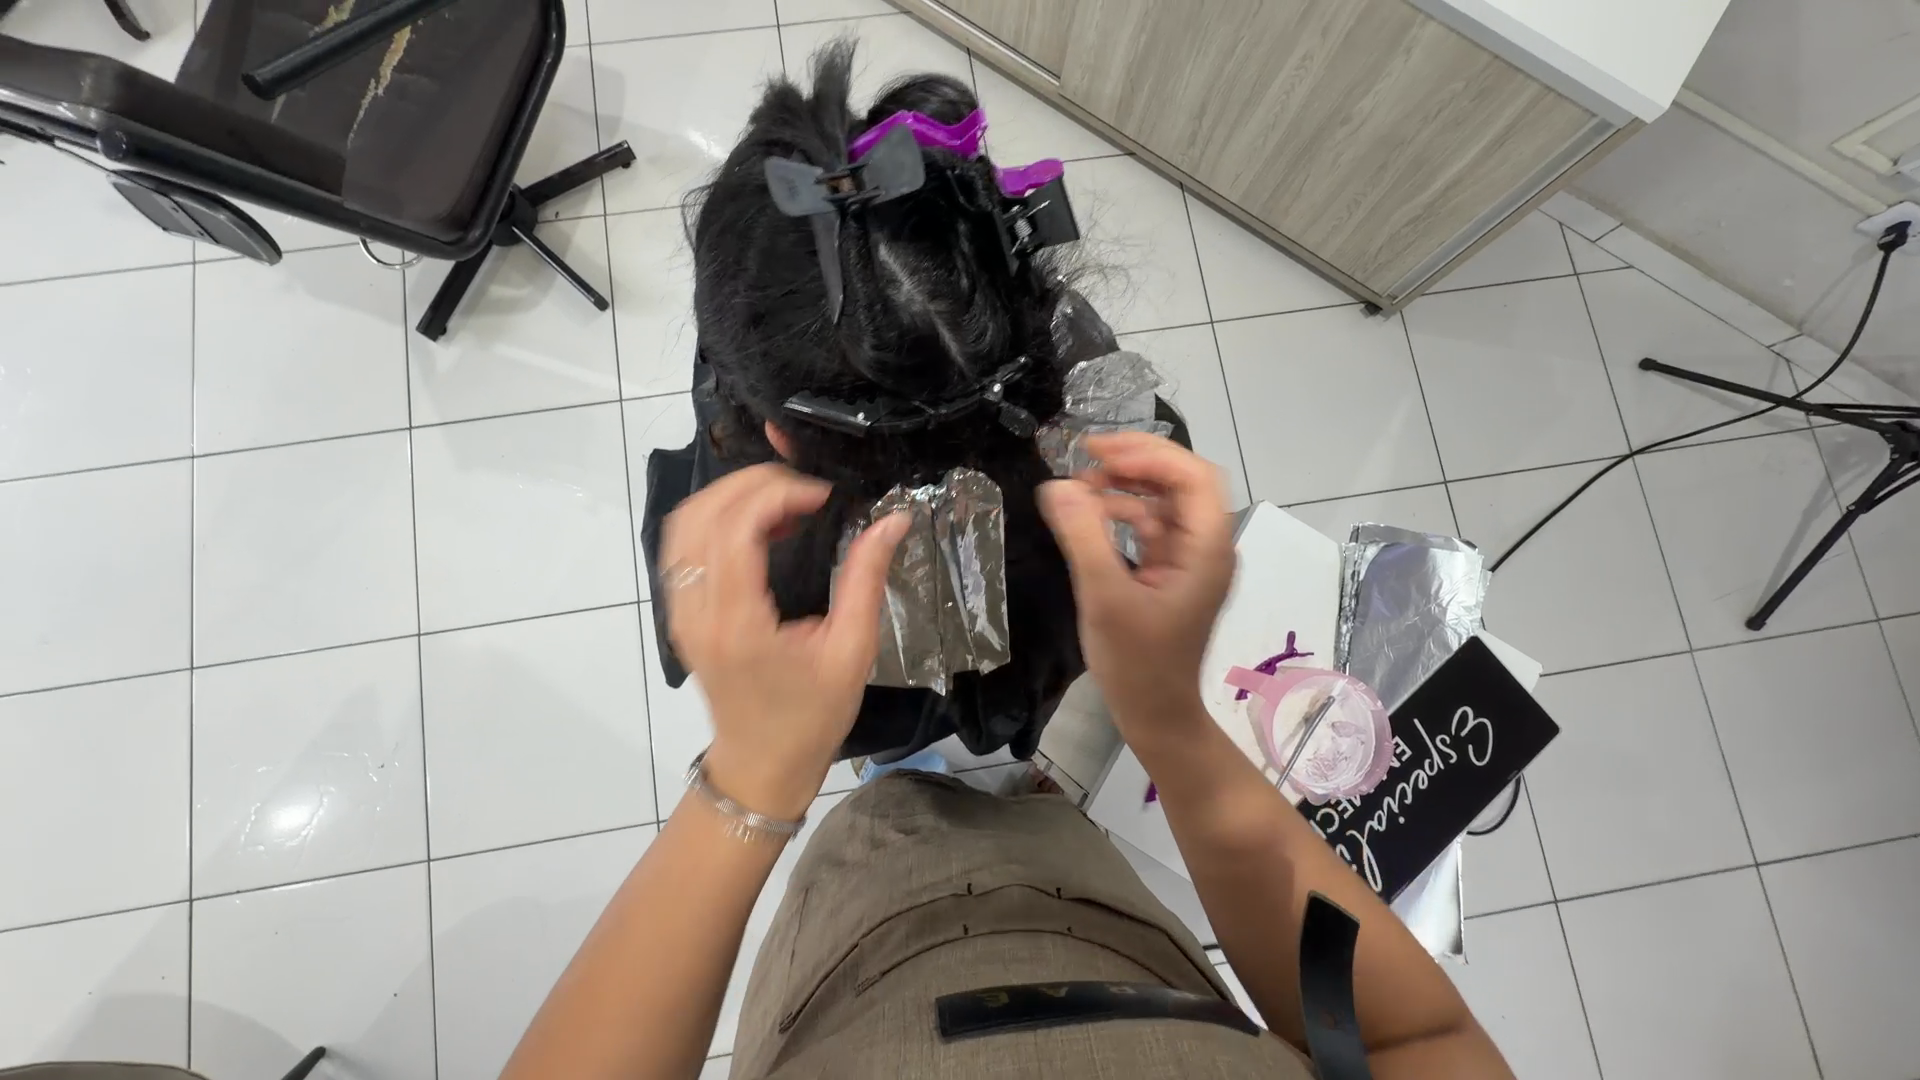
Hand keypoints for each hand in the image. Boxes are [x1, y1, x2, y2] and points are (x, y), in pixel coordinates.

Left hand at [660, 464, 907, 819]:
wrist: (762, 766)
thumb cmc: (811, 717)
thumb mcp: (852, 651)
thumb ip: (867, 579)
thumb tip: (893, 520)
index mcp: (738, 623)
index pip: (735, 530)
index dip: (776, 494)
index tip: (822, 496)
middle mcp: (696, 611)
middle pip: (700, 515)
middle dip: (752, 484)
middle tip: (804, 489)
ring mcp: (681, 611)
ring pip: (683, 524)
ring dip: (731, 498)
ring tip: (784, 503)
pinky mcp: (682, 613)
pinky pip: (684, 546)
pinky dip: (718, 519)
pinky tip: (761, 528)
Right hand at [1039, 433, 1235, 737]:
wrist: (1155, 714)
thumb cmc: (1137, 663)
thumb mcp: (1105, 597)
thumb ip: (1083, 537)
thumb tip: (1057, 485)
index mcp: (1207, 549)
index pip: (1193, 476)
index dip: (1149, 454)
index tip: (1098, 453)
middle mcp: (1206, 546)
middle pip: (1181, 482)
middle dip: (1136, 462)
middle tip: (1087, 455)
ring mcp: (1189, 560)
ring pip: (1164, 502)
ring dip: (1126, 486)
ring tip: (1081, 484)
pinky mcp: (1170, 573)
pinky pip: (1151, 528)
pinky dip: (1122, 514)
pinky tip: (1090, 515)